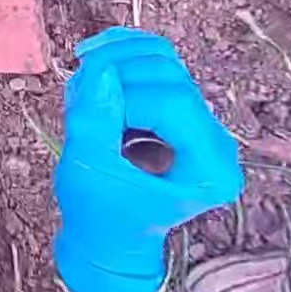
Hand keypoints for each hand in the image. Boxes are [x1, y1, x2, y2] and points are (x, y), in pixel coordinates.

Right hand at [53, 29, 243, 291]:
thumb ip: (96, 119)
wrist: (106, 235)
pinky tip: (93, 61)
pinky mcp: (172, 111)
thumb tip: (100, 68)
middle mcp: (212, 140)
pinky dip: (120, 55)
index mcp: (207, 166)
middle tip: (78, 89)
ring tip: (82, 81)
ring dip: (114, 60)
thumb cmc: (99, 214)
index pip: (170, 102)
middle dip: (115, 72)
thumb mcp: (90, 170)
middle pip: (168, 74)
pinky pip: (153, 63)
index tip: (87, 117)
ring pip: (161, 60)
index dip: (121, 99)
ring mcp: (194, 123)